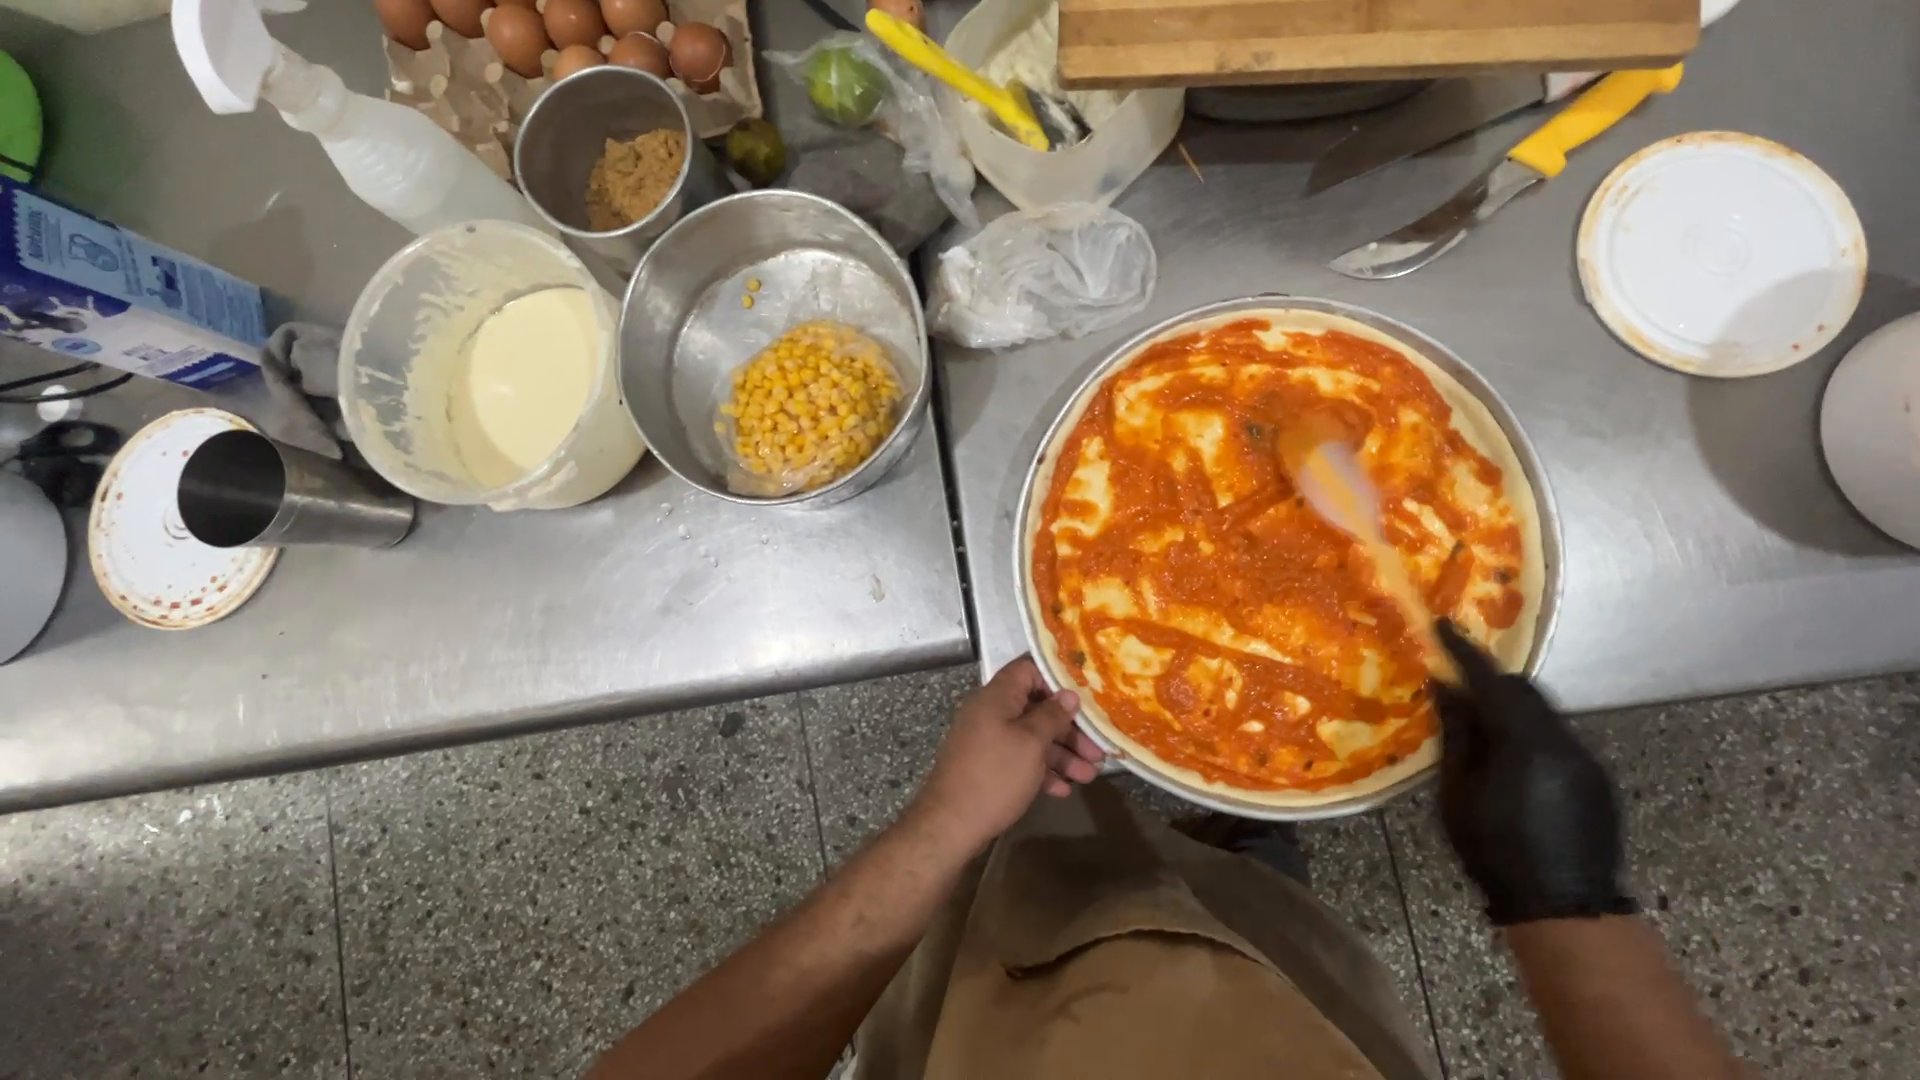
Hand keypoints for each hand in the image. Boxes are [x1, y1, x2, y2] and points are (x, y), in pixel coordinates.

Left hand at [908, 656, 1105, 851]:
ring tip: (1089, 775)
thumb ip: (1052, 715)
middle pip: (1035, 708)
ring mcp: (987, 741)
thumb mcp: (1031, 743)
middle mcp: (990, 713)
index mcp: (996, 697)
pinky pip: (1020, 760)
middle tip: (1097, 748)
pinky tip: (1063, 789)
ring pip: (1031, 738)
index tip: (1085, 695)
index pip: (1027, 669)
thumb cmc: (995, 775)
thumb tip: (1068, 694)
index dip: (1056, 678)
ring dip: (1061, 754)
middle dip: (1068, 728)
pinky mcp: (988, 767)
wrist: (950, 824)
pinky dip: (1041, 771)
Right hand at [1432, 621, 1636, 926]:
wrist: (1564, 905)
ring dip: (1510, 707)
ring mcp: (1587, 760)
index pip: (1491, 680)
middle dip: (1490, 679)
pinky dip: (1528, 732)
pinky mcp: (1597, 779)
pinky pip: (1558, 737)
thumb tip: (1446, 685)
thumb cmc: (1493, 848)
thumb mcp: (1456, 791)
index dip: (1464, 652)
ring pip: (1544, 713)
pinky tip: (1508, 756)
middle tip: (1455, 679)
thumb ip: (1457, 733)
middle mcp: (1565, 740)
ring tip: (1478, 720)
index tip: (1441, 625)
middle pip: (1525, 690)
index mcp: (1525, 741)